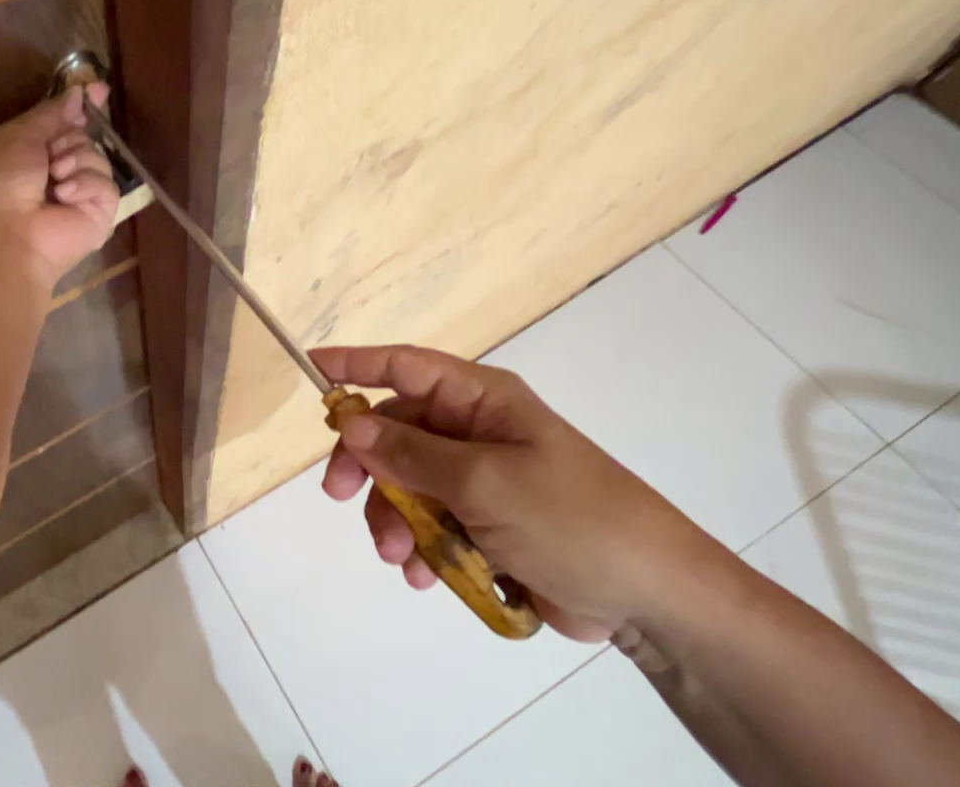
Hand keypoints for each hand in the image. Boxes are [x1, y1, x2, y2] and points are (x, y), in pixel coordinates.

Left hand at [0, 84, 118, 288]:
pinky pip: (106, 185)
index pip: (65, 125)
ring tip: (57, 179)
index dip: (81, 108)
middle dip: (69, 141)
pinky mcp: (100, 215)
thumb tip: (80, 92)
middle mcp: (58, 174)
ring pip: (98, 158)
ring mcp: (81, 196)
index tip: (99, 90)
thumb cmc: (3, 181)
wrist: (8, 232)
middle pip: (84, 139)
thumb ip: (51, 113)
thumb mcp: (19, 135)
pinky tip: (66, 197)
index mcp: (34, 155)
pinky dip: (86, 185)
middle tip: (51, 157)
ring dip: (76, 162)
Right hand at [312, 344, 726, 642]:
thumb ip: (410, 453)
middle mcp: (476, 431)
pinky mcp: (486, 524)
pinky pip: (431, 523)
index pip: (405, 366)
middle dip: (366, 465)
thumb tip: (351, 423)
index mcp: (481, 400)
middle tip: (337, 495)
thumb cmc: (570, 518)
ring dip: (392, 518)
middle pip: (395, 431)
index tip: (310, 371)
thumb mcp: (482, 481)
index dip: (355, 365)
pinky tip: (426, 575)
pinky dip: (420, 547)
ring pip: (406, 484)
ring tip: (401, 557)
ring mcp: (481, 479)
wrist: (650, 594)